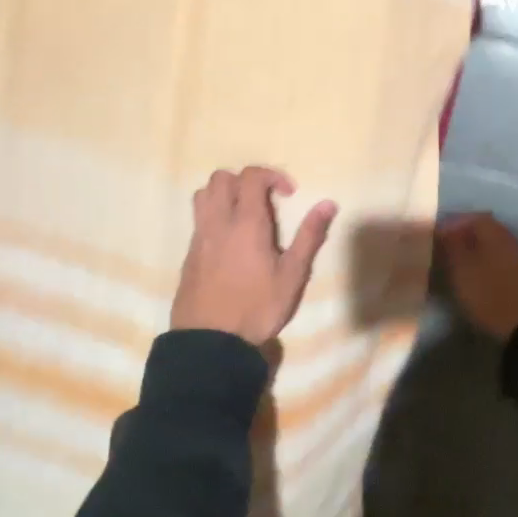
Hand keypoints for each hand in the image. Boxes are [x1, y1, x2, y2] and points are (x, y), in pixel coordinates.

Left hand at [171, 167, 338, 346]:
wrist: (210, 341)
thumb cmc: (257, 307)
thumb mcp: (292, 275)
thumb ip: (309, 236)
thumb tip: (328, 203)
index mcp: (246, 223)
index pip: (251, 176)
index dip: (272, 175)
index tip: (289, 194)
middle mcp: (218, 222)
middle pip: (221, 177)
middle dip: (245, 180)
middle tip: (265, 200)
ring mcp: (199, 237)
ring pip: (203, 195)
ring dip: (224, 194)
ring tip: (244, 214)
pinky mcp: (189, 254)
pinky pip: (198, 219)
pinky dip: (214, 215)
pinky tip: (230, 241)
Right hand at [438, 213, 517, 339]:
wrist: (517, 325)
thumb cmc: (485, 294)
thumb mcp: (460, 268)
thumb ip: (451, 244)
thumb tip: (443, 228)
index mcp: (495, 233)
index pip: (472, 217)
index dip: (452, 222)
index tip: (436, 233)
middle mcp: (507, 238)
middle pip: (482, 227)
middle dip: (461, 232)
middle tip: (442, 243)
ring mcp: (514, 255)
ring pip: (488, 241)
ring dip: (470, 245)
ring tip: (452, 256)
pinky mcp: (515, 271)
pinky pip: (494, 254)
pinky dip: (479, 256)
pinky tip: (468, 268)